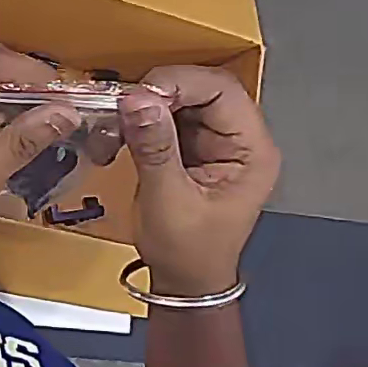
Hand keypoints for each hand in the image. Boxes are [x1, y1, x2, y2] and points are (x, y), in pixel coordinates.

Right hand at [120, 66, 279, 295]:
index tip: (139, 95)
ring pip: (181, 99)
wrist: (185, 283)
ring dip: (145, 107)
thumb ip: (155, 148)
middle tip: (122, 107)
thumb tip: (136, 100)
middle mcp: (239, 138)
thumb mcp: (169, 202)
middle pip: (202, 88)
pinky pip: (166, 118)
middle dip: (159, 93)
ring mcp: (215, 141)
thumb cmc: (188, 252)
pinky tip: (120, 134)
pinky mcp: (192, 147)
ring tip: (116, 125)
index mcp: (252, 150)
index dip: (180, 83)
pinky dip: (141, 121)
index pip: (222, 91)